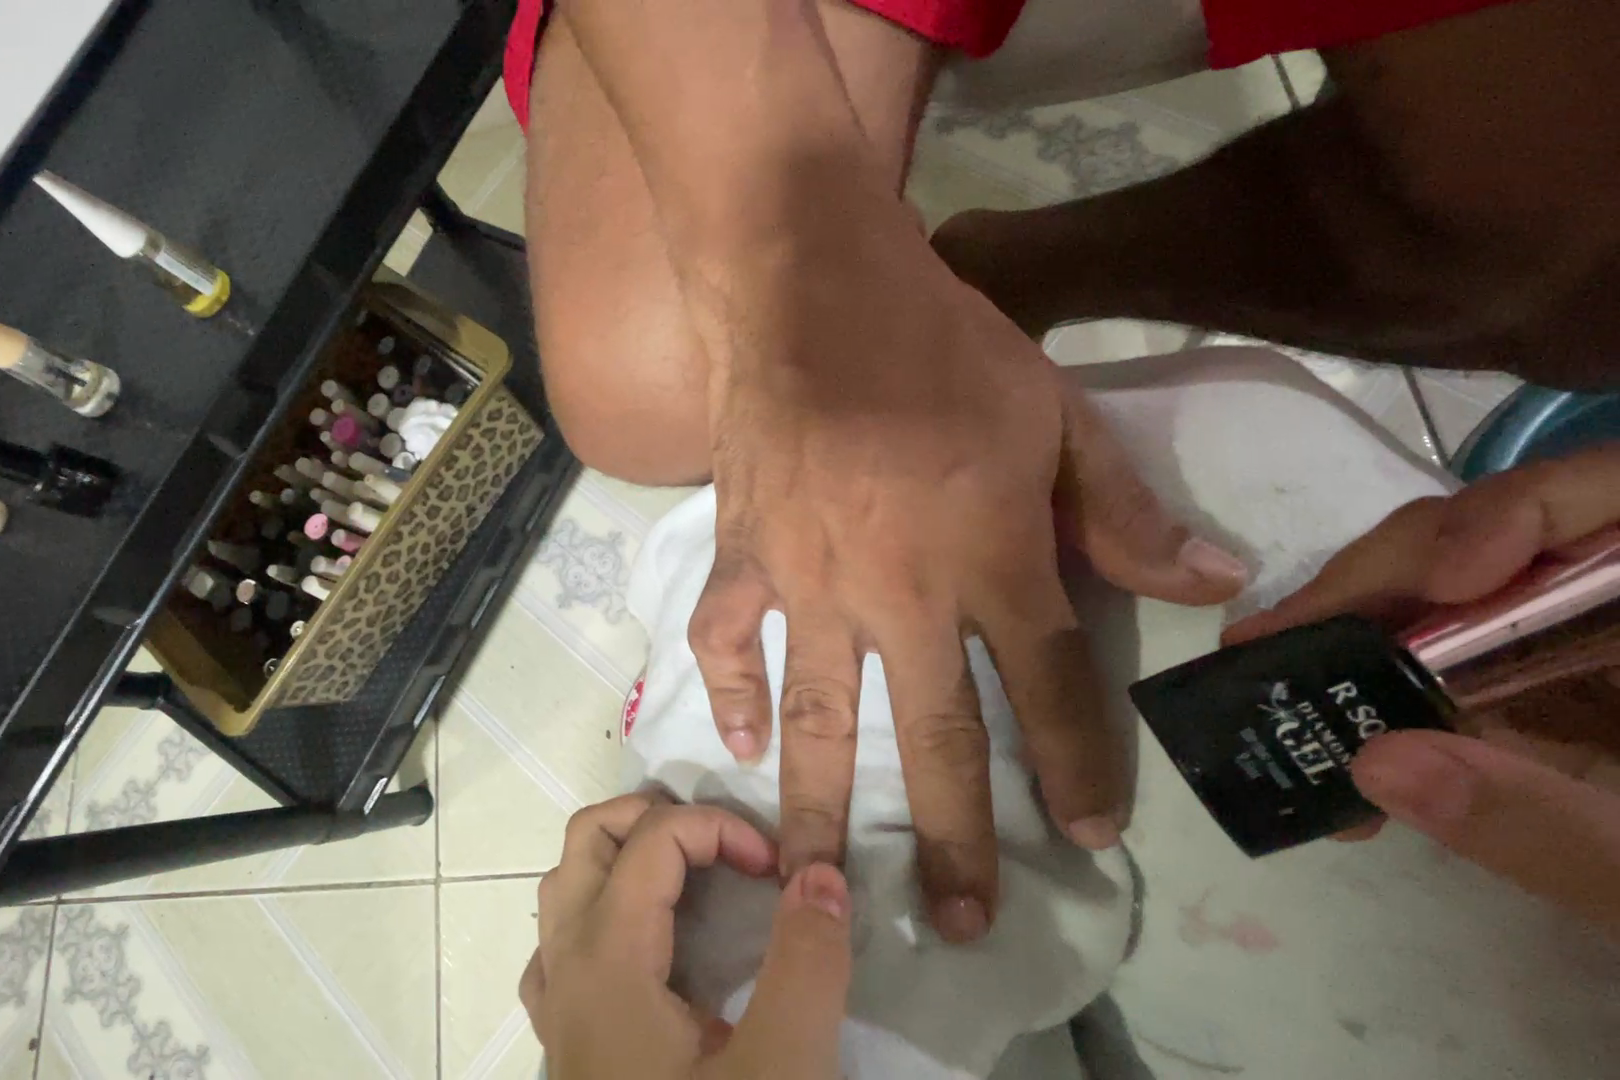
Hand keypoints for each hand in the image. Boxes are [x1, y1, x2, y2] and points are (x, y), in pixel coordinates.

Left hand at [520, 794, 853, 1079]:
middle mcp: (566, 964)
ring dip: (622, 856)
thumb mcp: (779, 1071)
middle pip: (587, 840)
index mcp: (607, 957)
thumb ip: (806, 964)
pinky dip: (601, 910)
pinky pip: (560, 943)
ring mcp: (556, 1002)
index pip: (652, 840)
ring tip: (689, 872)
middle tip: (724, 841)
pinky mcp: (564, 1039)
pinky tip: (647, 946)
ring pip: (566, 886)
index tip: (777, 868)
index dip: (717, 828)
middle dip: (654, 817)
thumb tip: (821, 871)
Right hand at [684, 179, 1248, 941]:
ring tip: (815, 883)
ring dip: (821, 809)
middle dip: (955, 836)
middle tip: (961, 922)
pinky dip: (729, 693)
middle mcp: (895, 592)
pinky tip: (738, 739)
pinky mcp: (741, 559)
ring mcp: (805, 583)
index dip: (1075, 765)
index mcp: (985, 551)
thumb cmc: (936, 344)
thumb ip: (1121, 508)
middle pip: (933, 735)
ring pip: (815, 717)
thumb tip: (1212, 584)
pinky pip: (727, 643)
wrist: (808, 295)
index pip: (1047, 684)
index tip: (1087, 836)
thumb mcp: (1052, 407)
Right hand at [1224, 444, 1619, 934]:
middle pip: (1502, 538)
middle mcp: (1616, 607)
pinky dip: (1377, 686)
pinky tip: (1332, 728)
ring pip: (1456, 595)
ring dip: (1358, 635)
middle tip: (1280, 636)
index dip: (1521, 510)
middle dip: (1388, 581)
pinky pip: (1450, 659)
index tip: (1451, 577)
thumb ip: (1562, 830)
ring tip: (1274, 675)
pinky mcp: (1546, 692)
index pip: (1612, 497)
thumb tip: (1373, 765)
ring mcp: (1581, 648)